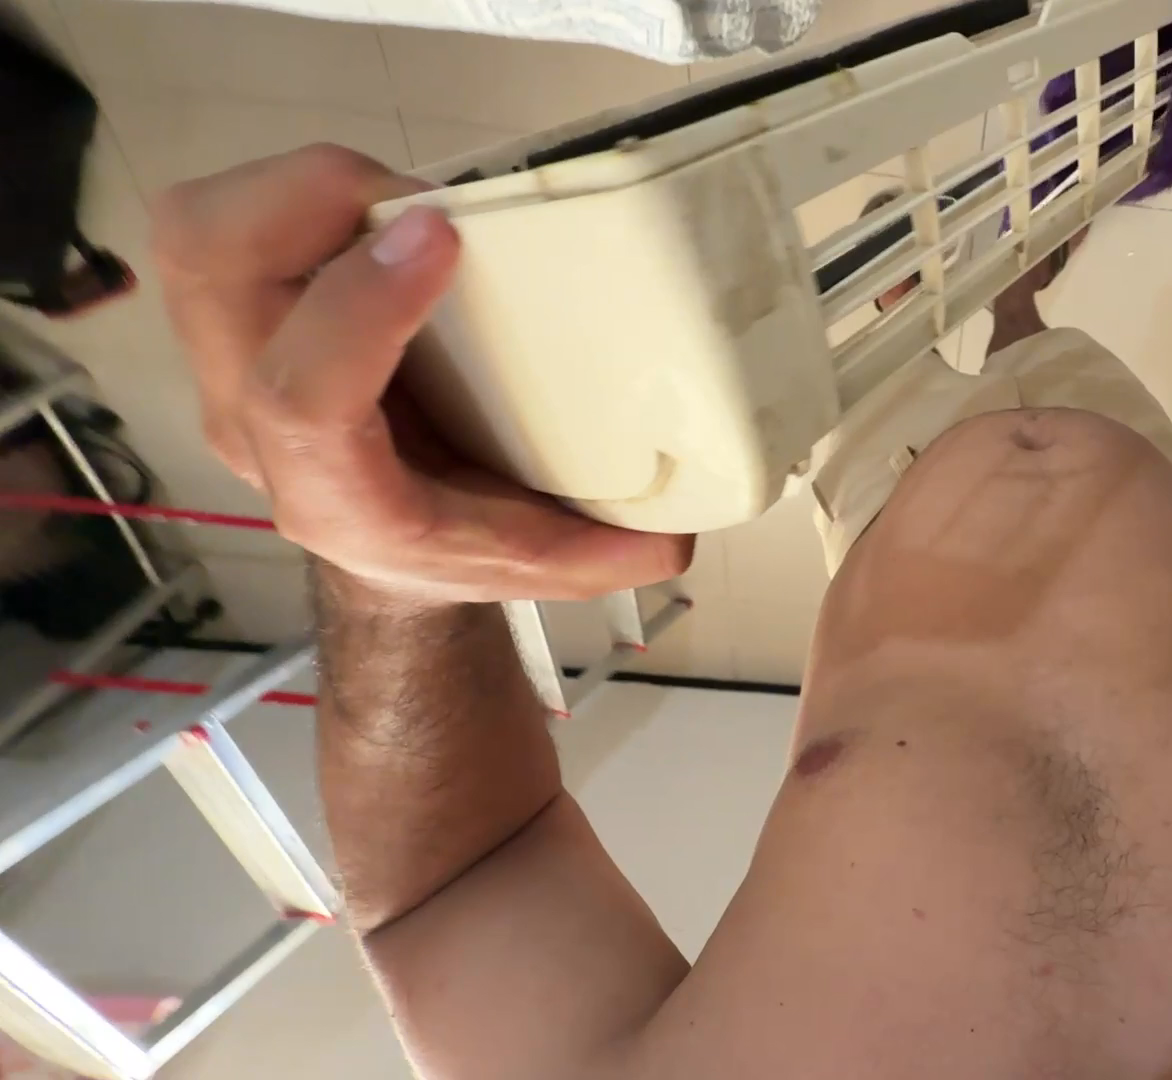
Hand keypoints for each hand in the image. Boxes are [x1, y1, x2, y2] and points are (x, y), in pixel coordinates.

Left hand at [153, 144, 692, 604]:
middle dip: (313, 203)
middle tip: (432, 200)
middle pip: (217, 281)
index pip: (305, 397)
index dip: (361, 306)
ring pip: (203, 237)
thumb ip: (627, 554)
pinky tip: (384, 217)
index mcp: (344, 497)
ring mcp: (233, 372)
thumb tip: (684, 521)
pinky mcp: (243, 328)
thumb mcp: (562, 567)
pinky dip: (298, 200)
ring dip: (299, 189)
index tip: (444, 235)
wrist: (392, 562)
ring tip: (410, 198)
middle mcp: (260, 432)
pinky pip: (231, 231)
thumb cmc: (473, 555)